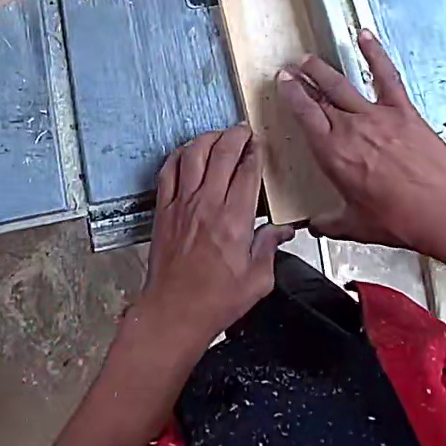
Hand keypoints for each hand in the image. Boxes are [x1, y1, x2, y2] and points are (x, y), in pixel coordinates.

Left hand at [131, 126, 288, 351]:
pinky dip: (178, 156)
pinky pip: (168, 171)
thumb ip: (270, 248)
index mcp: (234, 220)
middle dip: (235, 136)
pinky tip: (187, 153)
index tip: (258, 146)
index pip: (247, 170)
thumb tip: (282, 232)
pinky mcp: (164, 211)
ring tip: (218, 136)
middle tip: (242, 132)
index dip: (255, 152)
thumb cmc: (213, 301)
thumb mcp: (257, 280)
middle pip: (222, 153)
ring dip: (207, 139)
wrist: (174, 313)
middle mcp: (207, 206)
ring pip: (193, 155)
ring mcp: (182, 205)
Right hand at [276, 29, 445, 255]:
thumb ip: (331, 222)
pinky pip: (385, 76)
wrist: (443, 210)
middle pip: (318, 95)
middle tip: (291, 70)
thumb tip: (318, 226)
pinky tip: (365, 37)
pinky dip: (374, 53)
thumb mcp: (356, 225)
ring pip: (342, 84)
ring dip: (323, 69)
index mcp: (333, 153)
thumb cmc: (402, 218)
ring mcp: (377, 116)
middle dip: (301, 80)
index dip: (291, 95)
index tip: (284, 84)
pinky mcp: (403, 111)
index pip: (304, 114)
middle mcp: (350, 129)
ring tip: (310, 60)